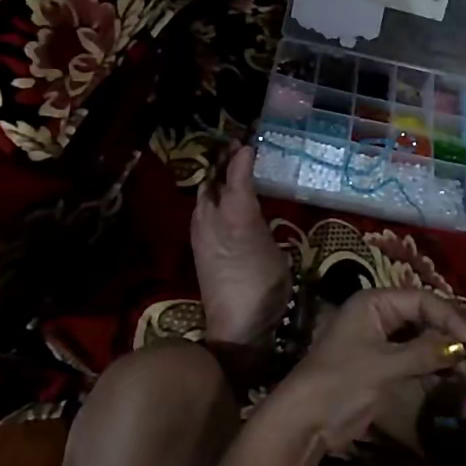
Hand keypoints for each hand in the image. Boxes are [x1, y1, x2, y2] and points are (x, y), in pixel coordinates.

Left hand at [191, 145, 290, 345]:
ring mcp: (203, 234)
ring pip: (207, 196)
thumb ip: (251, 204)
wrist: (239, 327)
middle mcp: (210, 217)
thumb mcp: (262, 239)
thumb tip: (247, 169)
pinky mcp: (203, 249)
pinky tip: (229, 203)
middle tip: (240, 147)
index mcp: (230, 212)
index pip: (233, 172)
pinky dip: (216, 200)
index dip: (240, 154)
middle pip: (213, 181)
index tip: (251, 138)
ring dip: (219, 180)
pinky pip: (207, 212)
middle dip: (224, 163)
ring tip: (235, 169)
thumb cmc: (259, 283)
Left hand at [270, 289, 465, 448]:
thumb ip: (423, 353)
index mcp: (374, 303)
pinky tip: (458, 384)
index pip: (423, 300)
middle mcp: (381, 316)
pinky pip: (420, 361)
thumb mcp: (383, 365)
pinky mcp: (387, 365)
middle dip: (453, 338)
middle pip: (428, 318)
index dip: (452, 318)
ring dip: (449, 357)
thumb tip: (463, 347)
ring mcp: (384, 341)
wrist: (307, 419)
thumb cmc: (339, 381)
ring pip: (426, 341)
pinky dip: (438, 371)